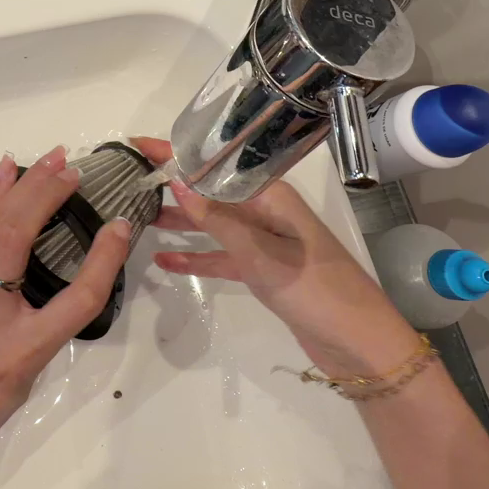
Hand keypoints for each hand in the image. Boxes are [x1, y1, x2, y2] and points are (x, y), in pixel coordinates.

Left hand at [0, 146, 131, 469]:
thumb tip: (40, 303)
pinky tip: (1, 179)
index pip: (77, 298)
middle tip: (74, 165)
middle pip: (23, 234)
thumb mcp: (15, 390)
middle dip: (50, 193)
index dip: (104, 260)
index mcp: (19, 347)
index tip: (121, 226)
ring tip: (46, 158)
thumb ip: (34, 341)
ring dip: (22, 185)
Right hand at [133, 137, 407, 378]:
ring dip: (181, 221)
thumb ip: (216, 219)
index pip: (215, 165)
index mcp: (270, 195)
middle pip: (211, 192)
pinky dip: (196, 257)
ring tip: (140, 216)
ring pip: (213, 224)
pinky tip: (164, 261)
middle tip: (130, 181)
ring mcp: (264, 242)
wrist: (359, 343)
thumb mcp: (260, 253)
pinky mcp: (262, 270)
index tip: (139, 145)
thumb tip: (177, 181)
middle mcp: (265, 211)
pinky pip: (222, 256)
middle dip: (174, 185)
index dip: (177, 153)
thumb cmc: (314, 288)